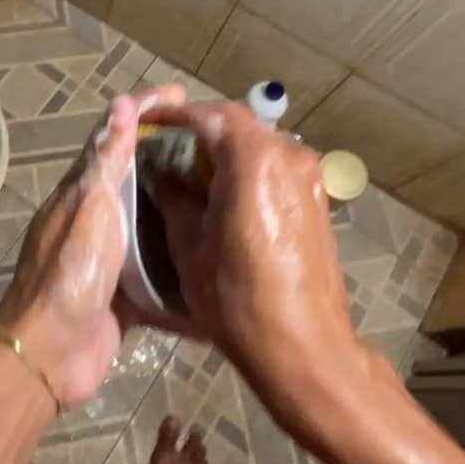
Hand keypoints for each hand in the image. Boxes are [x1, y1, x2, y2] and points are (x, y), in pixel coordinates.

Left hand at [0, 85, 186, 405]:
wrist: (51, 355)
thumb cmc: (70, 276)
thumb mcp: (89, 211)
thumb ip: (105, 163)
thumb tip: (121, 104)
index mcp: (81, 193)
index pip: (113, 138)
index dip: (142, 112)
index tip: (178, 93)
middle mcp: (94, 217)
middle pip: (133, 174)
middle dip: (168, 153)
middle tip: (214, 140)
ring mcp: (109, 254)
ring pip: (147, 217)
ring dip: (177, 199)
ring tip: (220, 185)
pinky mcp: (124, 290)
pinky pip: (156, 264)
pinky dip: (180, 254)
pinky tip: (210, 249)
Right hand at [142, 101, 368, 422]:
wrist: (305, 347)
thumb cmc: (237, 298)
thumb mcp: (189, 246)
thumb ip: (175, 198)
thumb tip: (165, 175)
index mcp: (254, 161)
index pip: (210, 116)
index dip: (175, 115)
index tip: (148, 122)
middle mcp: (288, 156)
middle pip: (237, 125)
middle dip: (199, 129)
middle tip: (165, 144)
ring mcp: (308, 177)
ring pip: (257, 143)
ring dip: (223, 148)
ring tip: (189, 168)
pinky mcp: (316, 198)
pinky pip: (273, 166)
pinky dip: (244, 167)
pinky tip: (222, 190)